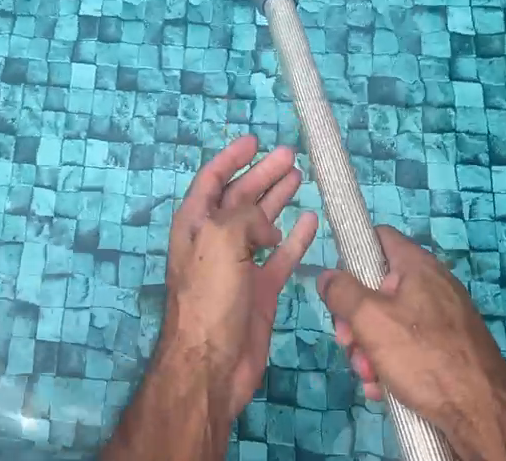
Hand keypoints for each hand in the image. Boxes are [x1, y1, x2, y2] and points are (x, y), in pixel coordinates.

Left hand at [160, 134, 318, 414]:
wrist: (211, 364)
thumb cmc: (208, 296)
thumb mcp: (219, 240)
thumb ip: (244, 218)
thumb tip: (268, 228)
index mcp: (196, 222)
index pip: (213, 178)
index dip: (232, 157)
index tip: (254, 140)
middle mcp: (215, 239)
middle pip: (241, 196)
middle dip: (263, 174)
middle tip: (289, 155)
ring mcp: (238, 265)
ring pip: (262, 223)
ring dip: (278, 199)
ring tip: (299, 176)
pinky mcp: (260, 290)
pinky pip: (280, 256)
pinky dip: (294, 237)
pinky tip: (310, 219)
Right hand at [317, 226, 505, 460]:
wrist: (485, 417)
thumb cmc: (424, 357)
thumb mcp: (370, 319)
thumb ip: (341, 292)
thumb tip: (327, 277)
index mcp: (418, 266)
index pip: (378, 237)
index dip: (353, 256)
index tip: (339, 288)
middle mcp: (434, 286)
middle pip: (380, 287)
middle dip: (357, 318)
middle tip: (347, 344)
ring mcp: (446, 320)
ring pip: (393, 322)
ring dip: (371, 348)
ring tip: (368, 376)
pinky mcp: (453, 351)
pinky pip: (413, 346)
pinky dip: (394, 364)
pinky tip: (384, 389)